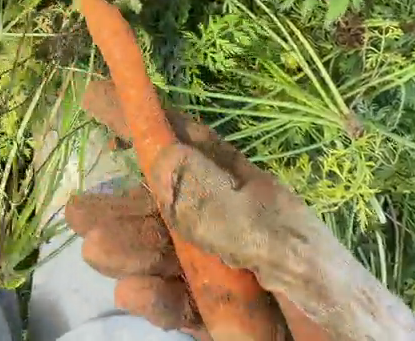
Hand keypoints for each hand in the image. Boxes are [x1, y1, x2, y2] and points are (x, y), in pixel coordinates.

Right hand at [64, 79, 414, 340]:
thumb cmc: (339, 307)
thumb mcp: (281, 250)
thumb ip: (221, 210)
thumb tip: (159, 155)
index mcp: (252, 197)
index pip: (187, 144)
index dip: (142, 116)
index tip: (93, 97)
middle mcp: (234, 231)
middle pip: (164, 206)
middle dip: (121, 204)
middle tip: (75, 210)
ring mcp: (228, 280)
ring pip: (164, 255)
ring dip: (128, 250)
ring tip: (94, 251)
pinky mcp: (225, 325)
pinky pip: (181, 305)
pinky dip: (154, 300)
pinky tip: (131, 295)